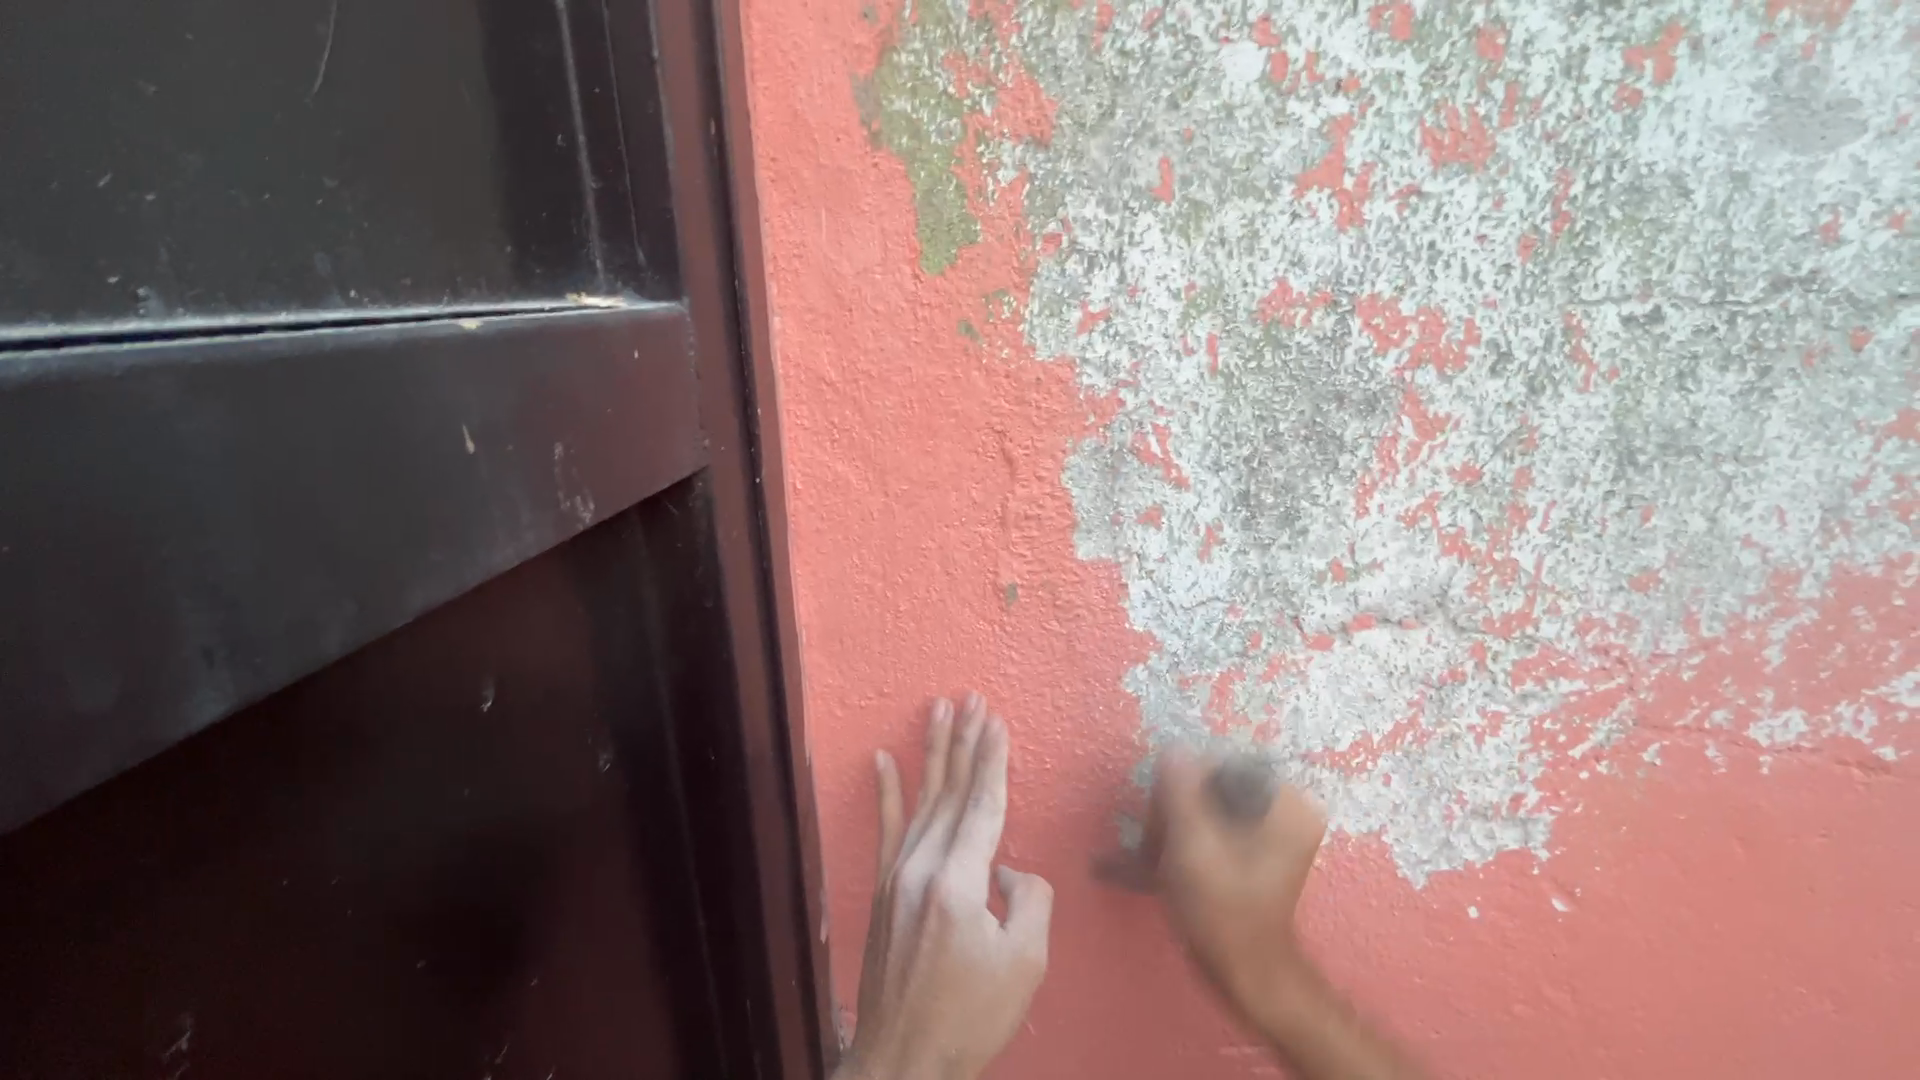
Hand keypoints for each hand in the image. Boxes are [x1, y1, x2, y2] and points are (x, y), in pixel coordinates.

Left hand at [836, 693, 1053, 1079]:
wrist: (903, 1061)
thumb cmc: (970, 1016)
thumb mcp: (1024, 962)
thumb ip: (1029, 900)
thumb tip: (1006, 870)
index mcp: (958, 881)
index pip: (982, 805)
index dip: (993, 761)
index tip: (997, 721)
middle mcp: (922, 866)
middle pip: (950, 791)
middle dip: (965, 743)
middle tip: (973, 699)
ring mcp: (896, 875)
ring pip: (921, 800)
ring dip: (934, 754)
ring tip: (940, 710)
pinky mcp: (881, 889)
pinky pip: (885, 829)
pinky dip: (885, 792)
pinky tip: (881, 758)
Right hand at [1145, 751, 1425, 1078]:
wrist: (1244, 977)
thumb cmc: (1223, 912)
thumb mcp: (1195, 845)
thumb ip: (1180, 791)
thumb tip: (1173, 747)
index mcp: (1285, 803)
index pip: (1220, 763)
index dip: (1182, 784)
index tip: (1162, 819)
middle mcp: (1282, 811)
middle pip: (1208, 784)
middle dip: (1172, 812)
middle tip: (1155, 846)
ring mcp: (1264, 833)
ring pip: (1200, 807)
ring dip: (1169, 830)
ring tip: (1151, 862)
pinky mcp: (1246, 853)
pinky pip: (1206, 830)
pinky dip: (1179, 844)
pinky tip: (1146, 863)